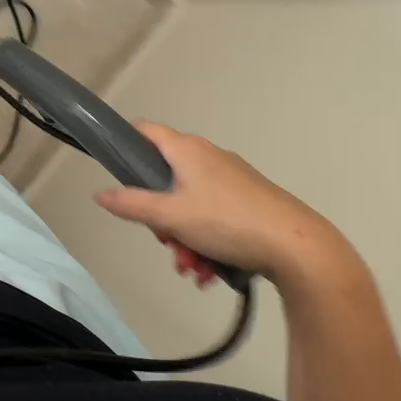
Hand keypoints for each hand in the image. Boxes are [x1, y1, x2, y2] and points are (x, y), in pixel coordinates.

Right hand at [93, 122, 353, 285]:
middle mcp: (209, 156)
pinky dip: (207, 239)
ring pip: (191, 203)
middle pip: (166, 178)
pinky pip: (215, 215)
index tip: (116, 172)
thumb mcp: (169, 217)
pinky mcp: (252, 201)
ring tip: (192, 268)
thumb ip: (130, 204)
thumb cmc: (228, 222)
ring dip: (184, 236)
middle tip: (164, 242)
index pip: (144, 130)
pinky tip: (212, 271)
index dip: (124, 144)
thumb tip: (99, 193)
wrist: (302, 250)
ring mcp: (234, 179)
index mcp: (187, 149)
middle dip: (160, 216)